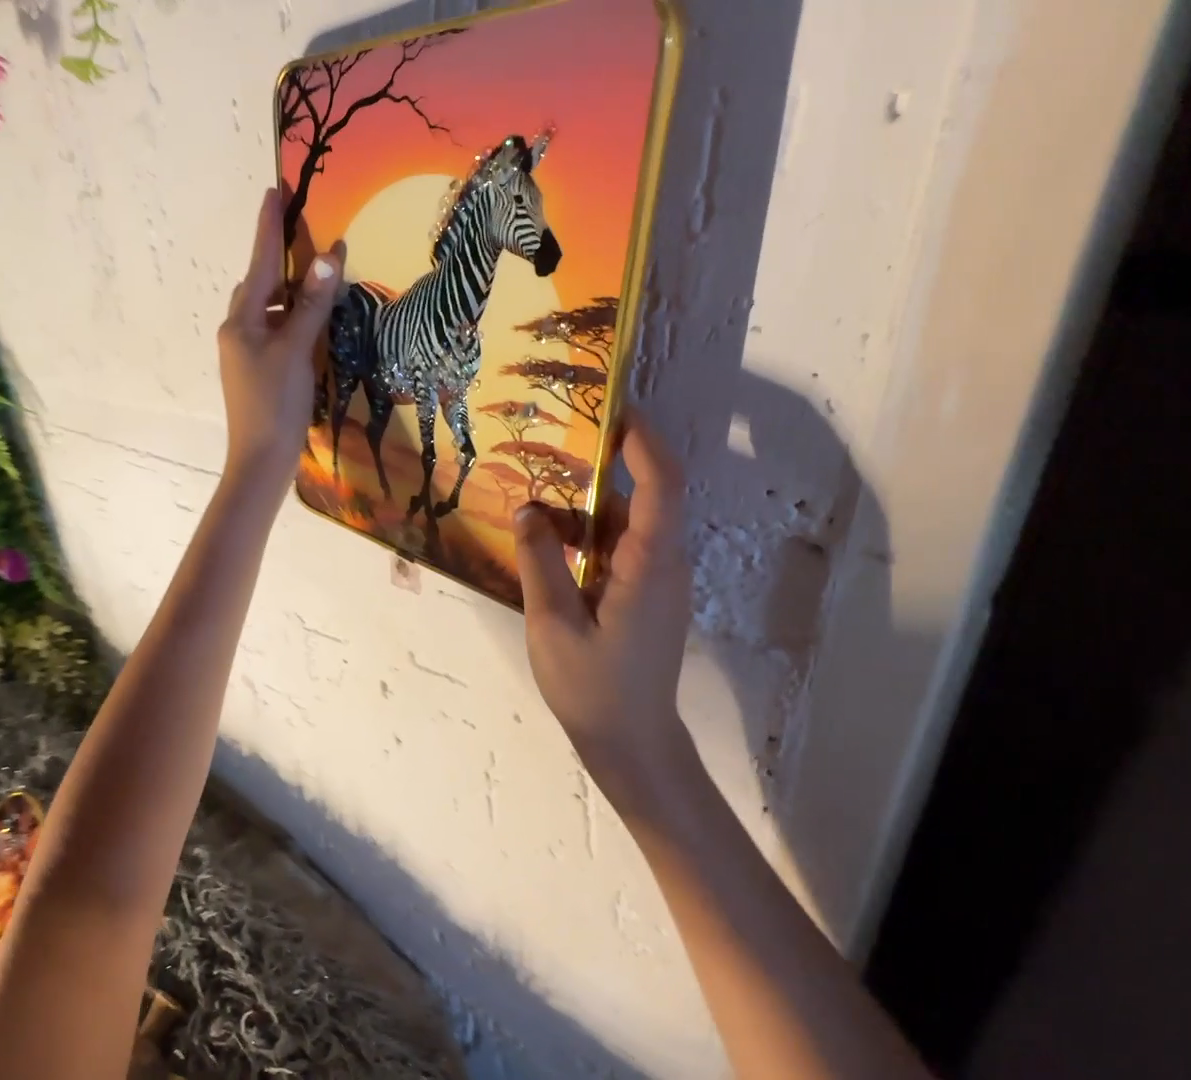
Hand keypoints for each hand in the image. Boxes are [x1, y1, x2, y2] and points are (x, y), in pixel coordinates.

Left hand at [218, 188, 344, 480]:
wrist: (259, 462)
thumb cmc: (276, 405)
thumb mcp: (297, 351)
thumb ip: (313, 304)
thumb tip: (328, 255)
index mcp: (241, 321)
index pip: (261, 263)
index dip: (269, 226)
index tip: (274, 190)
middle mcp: (236, 331)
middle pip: (260, 283)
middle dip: (280, 257)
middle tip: (303, 230)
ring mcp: (243, 354)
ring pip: (267, 309)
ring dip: (288, 289)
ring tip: (315, 274)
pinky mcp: (255, 372)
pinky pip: (272, 331)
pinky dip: (290, 317)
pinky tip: (309, 321)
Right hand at [512, 409, 695, 798]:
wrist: (630, 741)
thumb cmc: (593, 686)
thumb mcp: (553, 623)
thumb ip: (540, 562)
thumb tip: (527, 509)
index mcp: (650, 565)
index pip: (660, 485)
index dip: (643, 441)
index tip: (614, 407)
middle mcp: (663, 563)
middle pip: (645, 495)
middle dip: (607, 462)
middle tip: (557, 439)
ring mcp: (655, 580)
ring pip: (625, 523)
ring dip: (585, 504)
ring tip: (536, 492)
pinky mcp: (643, 595)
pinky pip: (617, 548)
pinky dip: (584, 535)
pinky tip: (545, 540)